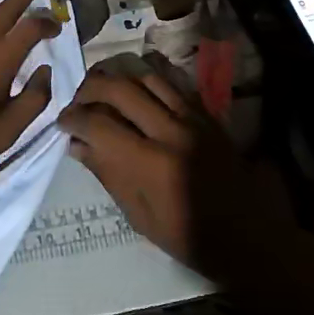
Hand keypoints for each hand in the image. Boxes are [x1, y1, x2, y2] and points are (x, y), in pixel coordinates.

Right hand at [59, 59, 311, 287]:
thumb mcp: (139, 216)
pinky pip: (174, 85)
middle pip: (119, 88)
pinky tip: (139, 91)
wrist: (250, 238)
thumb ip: (108, 173)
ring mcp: (193, 119)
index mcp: (150, 163)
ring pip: (147, 77)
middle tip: (78, 101)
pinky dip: (150, 81)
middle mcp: (171, 131)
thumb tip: (77, 144)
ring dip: (120, 78)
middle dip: (90, 89)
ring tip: (104, 90)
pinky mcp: (208, 116)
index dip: (73, 118)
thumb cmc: (189, 238)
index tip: (62, 121)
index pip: (98, 123)